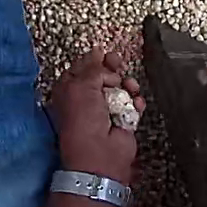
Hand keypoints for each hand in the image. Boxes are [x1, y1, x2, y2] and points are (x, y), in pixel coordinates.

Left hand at [47, 47, 142, 183]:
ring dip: (128, 84)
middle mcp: (86, 99)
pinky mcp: (123, 120)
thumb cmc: (83, 122)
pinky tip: (136, 103)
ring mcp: (106, 110)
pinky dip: (136, 102)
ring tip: (130, 87)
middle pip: (103, 75)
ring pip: (121, 87)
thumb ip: (93, 69)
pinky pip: (133, 104)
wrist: (100, 154)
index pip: (81, 68)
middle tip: (117, 62)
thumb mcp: (82, 86)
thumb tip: (101, 58)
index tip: (102, 53)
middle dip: (112, 68)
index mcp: (69, 91)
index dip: (92, 60)